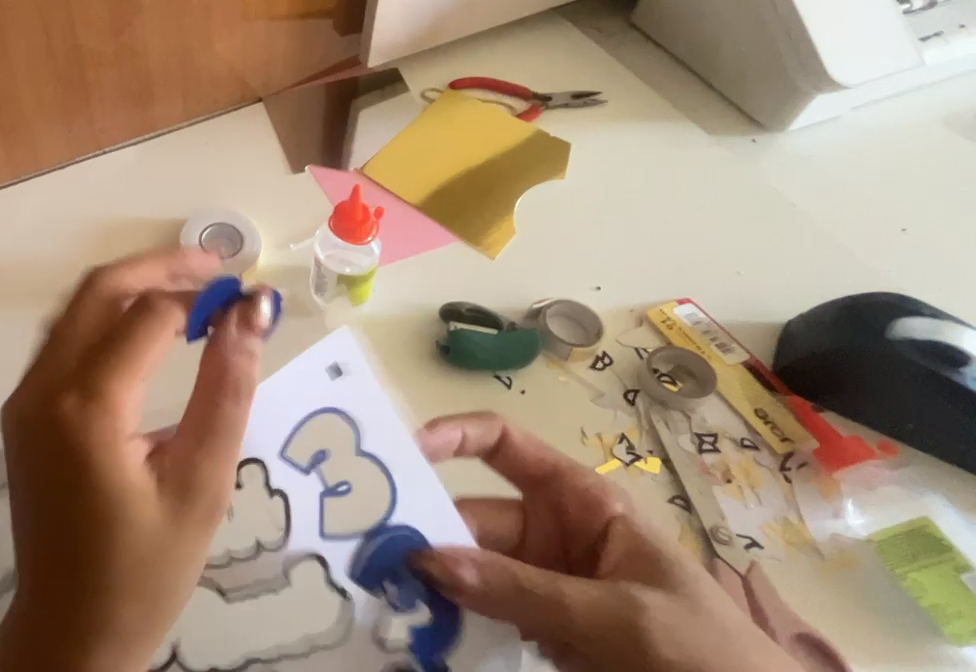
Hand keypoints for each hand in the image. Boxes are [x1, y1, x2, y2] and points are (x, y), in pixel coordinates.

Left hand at [0, 247, 274, 671]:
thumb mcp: (202, 485)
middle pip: (99, 291)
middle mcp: (42, 387)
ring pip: (75, 309)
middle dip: (159, 268)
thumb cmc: (145, 571)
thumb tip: (251, 312)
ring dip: (130, 287)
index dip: (202, 297)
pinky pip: (62, 340)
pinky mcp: (20, 409)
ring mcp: (22, 396)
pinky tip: (146, 330)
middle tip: (217, 269)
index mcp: (86, 407)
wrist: (68, 632)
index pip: (149, 316)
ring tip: (190, 290)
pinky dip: (105, 318)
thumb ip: (226, 389)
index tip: (248, 298)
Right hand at [414, 412, 800, 671]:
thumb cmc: (711, 654)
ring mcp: (541, 585)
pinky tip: (421, 625)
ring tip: (388, 590)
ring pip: (467, 567)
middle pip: (471, 515)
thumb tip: (426, 561)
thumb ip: (524, 591)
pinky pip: (479, 613)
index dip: (451, 436)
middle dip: (427, 529)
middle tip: (375, 549)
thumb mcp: (623, 618)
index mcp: (578, 502)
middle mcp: (550, 533)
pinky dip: (448, 617)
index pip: (502, 445)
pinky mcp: (537, 632)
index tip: (404, 455)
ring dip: (431, 578)